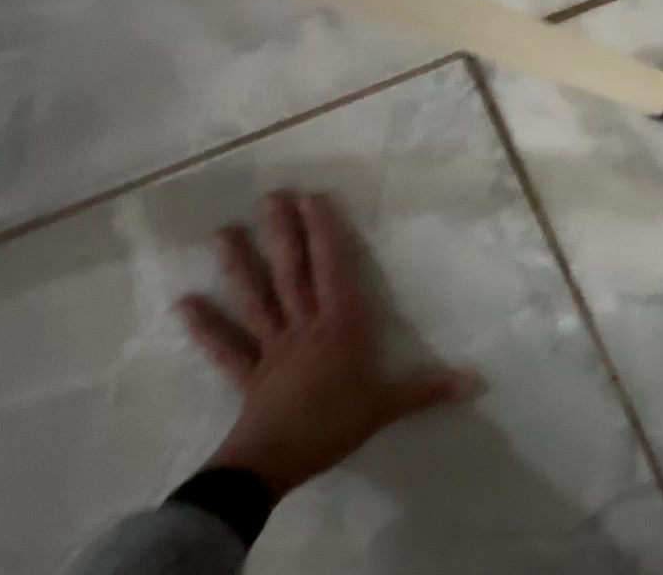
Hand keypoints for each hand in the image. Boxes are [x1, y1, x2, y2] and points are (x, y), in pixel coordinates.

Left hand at [176, 191, 479, 496]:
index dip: (325, 233)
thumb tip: (478, 381)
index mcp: (341, 325)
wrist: (271, 465)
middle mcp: (305, 326)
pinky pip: (226, 348)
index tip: (314, 198)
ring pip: (257, 299)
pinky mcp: (248, 374)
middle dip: (285, 234)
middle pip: (293, 274)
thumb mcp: (389, 405)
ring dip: (240, 266)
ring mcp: (272, 348)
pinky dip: (206, 326)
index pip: (334, 270)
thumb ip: (430, 388)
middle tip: (272, 197)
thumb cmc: (334, 424)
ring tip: (222, 232)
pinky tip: (184, 303)